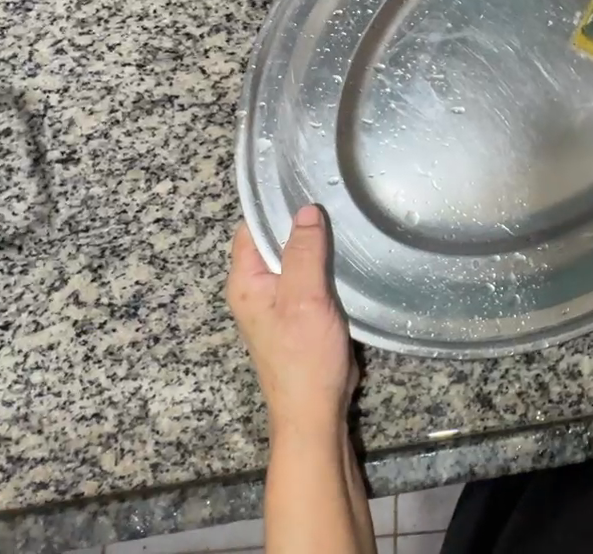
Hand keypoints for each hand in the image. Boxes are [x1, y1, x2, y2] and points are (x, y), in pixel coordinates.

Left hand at [228, 205, 357, 438]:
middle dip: (302, 221)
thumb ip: (304, 253)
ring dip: (318, 242)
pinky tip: (346, 250)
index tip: (306, 183)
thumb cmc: (304, 356)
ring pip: (297, 256)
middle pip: (276, 239)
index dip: (275, 205)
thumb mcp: (304, 298)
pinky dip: (326, 262)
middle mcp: (257, 287)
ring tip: (344, 215)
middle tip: (333, 195)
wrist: (316, 409)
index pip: (252, 228)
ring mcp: (280, 299)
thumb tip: (307, 210)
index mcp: (246, 282)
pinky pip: (311, 274)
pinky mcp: (301, 310)